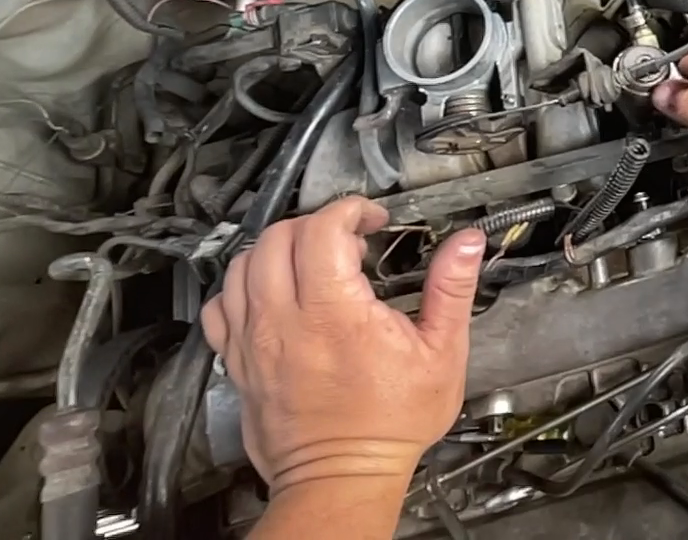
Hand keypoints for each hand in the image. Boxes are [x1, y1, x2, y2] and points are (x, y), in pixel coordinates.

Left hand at [200, 197, 484, 494]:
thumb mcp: (442, 350)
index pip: (321, 231)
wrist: (343, 477)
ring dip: (281, 248)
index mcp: (336, 315)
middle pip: (277, 239)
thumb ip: (452, 289)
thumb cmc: (392, 422)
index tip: (373, 220)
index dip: (351, 210)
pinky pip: (220, 306)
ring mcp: (254, 344)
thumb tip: (466, 243)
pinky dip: (244, 284)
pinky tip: (277, 290)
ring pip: (242, 266)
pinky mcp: (240, 363)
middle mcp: (285, 324)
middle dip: (318, 222)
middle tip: (350, 237)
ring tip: (317, 259)